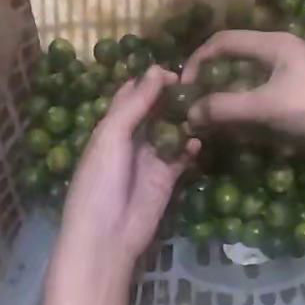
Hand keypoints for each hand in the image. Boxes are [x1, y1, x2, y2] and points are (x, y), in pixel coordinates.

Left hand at [57, 67, 193, 281]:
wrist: (107, 236)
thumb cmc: (100, 181)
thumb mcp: (111, 136)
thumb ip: (135, 104)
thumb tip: (157, 69)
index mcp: (110, 127)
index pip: (131, 94)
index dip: (150, 80)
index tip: (175, 68)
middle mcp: (131, 139)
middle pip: (155, 111)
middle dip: (173, 97)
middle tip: (198, 83)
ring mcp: (150, 159)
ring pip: (171, 131)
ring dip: (185, 119)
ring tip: (204, 106)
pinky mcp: (167, 178)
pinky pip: (182, 157)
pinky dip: (190, 147)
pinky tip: (199, 140)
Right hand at [182, 31, 304, 144]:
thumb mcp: (266, 107)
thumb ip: (225, 108)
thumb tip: (189, 113)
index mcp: (271, 43)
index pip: (221, 41)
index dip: (197, 61)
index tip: (183, 88)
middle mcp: (282, 50)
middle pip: (236, 57)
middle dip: (212, 80)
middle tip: (196, 105)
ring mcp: (296, 69)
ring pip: (252, 76)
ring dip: (231, 95)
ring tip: (216, 118)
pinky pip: (267, 91)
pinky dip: (251, 104)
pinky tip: (248, 125)